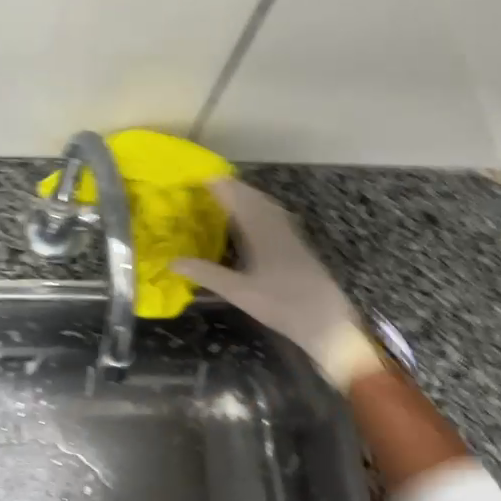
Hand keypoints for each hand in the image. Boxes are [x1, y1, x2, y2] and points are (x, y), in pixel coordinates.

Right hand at [171, 178, 382, 389]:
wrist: (328, 322)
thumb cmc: (282, 305)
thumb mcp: (239, 292)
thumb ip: (206, 273)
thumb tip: (172, 262)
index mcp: (261, 229)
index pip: (236, 196)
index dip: (216, 184)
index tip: (194, 177)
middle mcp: (276, 223)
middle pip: (250, 195)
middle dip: (228, 187)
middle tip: (202, 186)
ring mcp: (289, 232)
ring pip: (264, 204)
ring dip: (243, 196)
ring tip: (221, 198)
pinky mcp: (296, 243)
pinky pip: (272, 214)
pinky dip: (256, 209)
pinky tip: (250, 220)